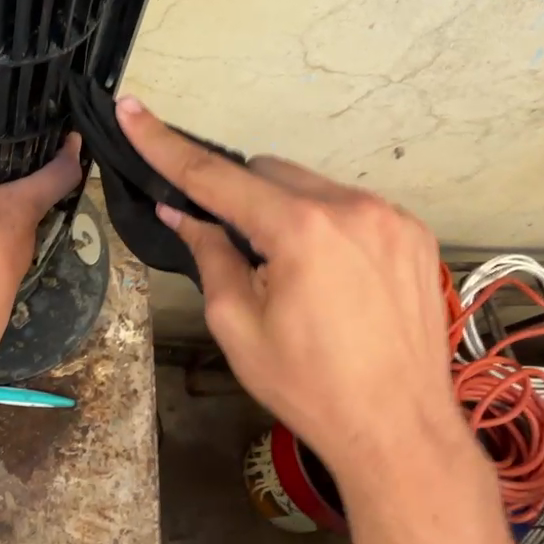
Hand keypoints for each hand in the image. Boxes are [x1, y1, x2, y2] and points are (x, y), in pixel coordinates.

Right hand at [115, 96, 466, 480]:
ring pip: (308, 184)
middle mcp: (350, 208)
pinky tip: (326, 273)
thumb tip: (182, 212)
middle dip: (236, 195)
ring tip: (287, 270)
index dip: (164, 144)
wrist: (401, 433)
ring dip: (280, 208)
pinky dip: (320, 222)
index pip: (214, 176)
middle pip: (265, 171)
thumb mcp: (236, 324)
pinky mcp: (412, 233)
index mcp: (299, 231)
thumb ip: (209, 254)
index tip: (130, 110)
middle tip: (233, 247)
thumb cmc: (308, 387)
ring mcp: (389, 217)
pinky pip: (347, 204)